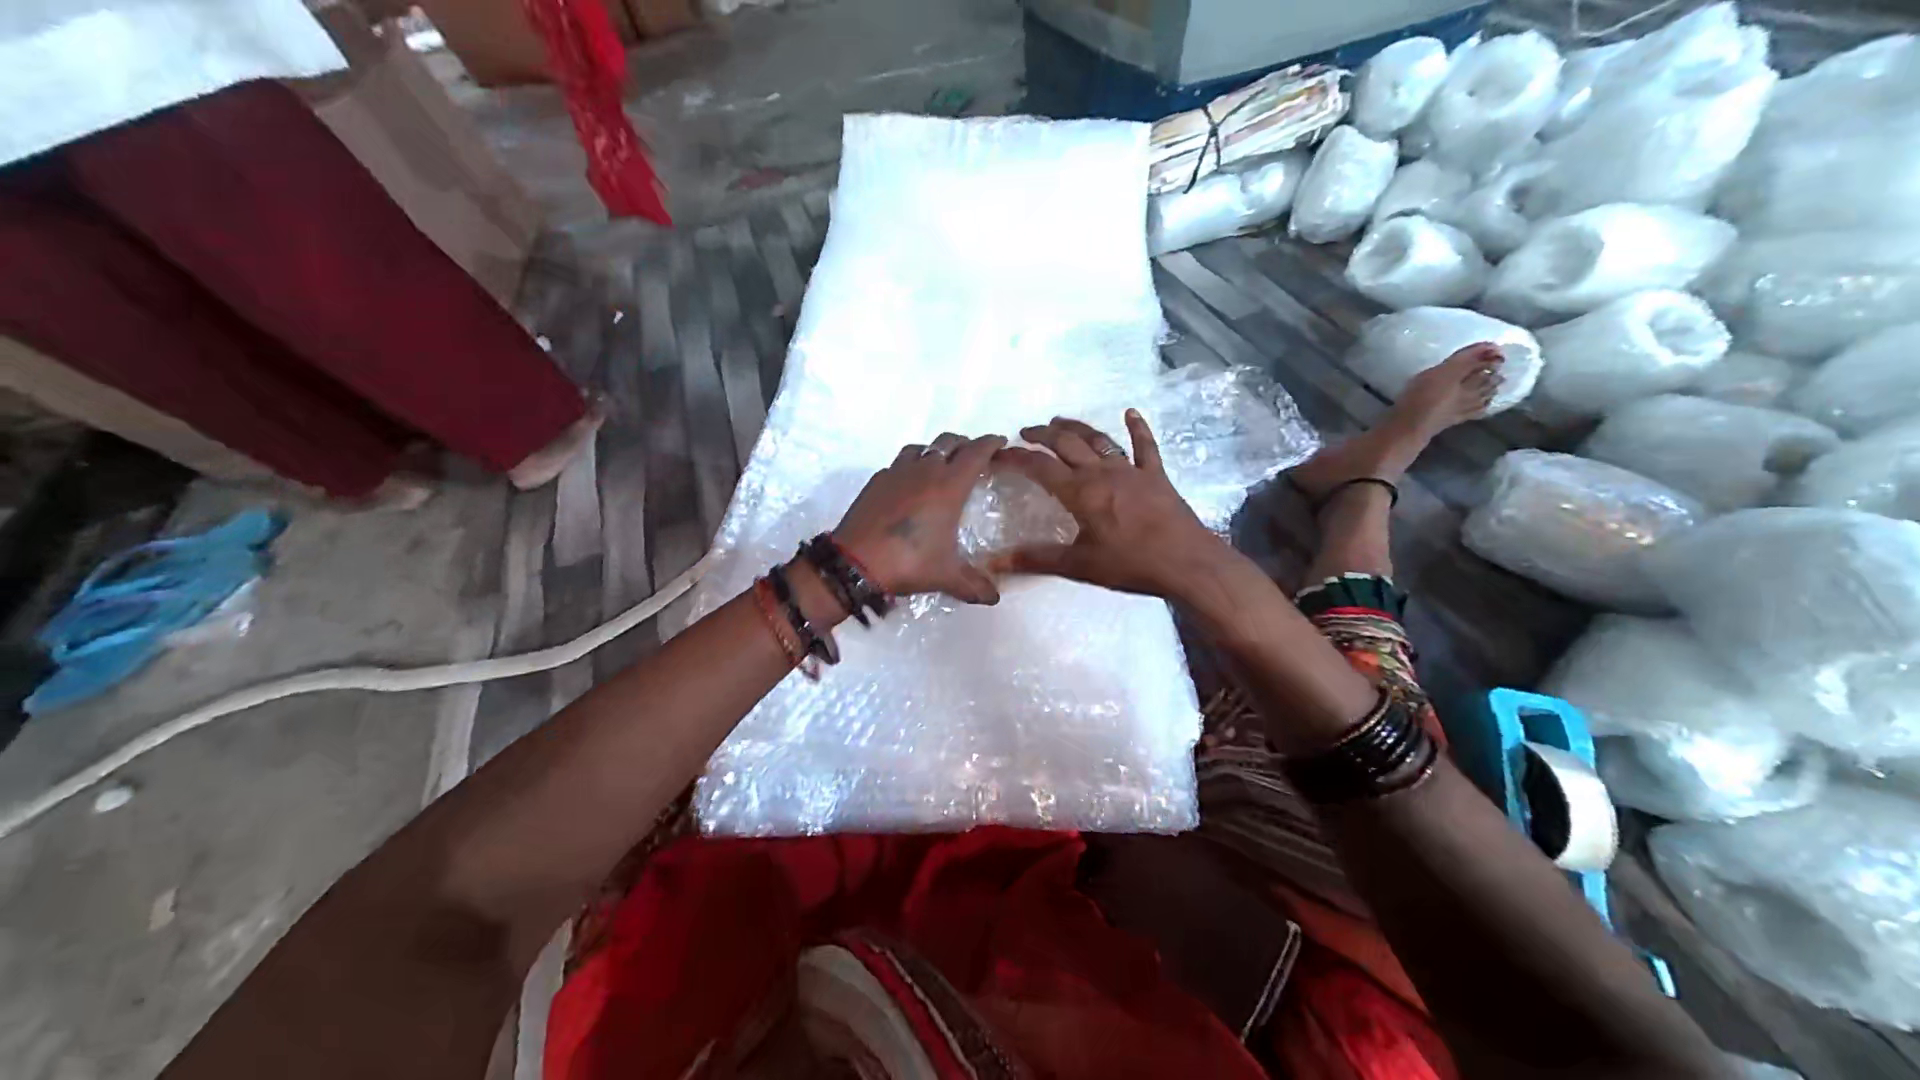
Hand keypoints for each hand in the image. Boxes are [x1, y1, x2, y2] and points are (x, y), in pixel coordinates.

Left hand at [833, 433, 1007, 603]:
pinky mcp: (876, 481)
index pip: (976, 452)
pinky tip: (909, 485)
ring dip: (935, 451)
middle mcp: (924, 470)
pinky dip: (910, 467)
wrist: (855, 561)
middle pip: (948, 442)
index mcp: (949, 485)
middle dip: (964, 444)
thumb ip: (973, 585)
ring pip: (921, 448)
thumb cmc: (909, 562)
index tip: (1000, 442)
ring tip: (940, 465)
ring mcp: (897, 472)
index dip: (990, 443)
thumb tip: (994, 598)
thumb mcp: (946, 576)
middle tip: (973, 455)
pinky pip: (898, 464)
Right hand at [990, 412, 1233, 599]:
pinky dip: (1137, 428)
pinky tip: (1131, 413)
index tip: (998, 454)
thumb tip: (994, 561)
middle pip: (1066, 444)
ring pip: (1098, 440)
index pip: (1039, 467)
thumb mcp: (1079, 565)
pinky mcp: (1156, 475)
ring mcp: (1132, 470)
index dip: (1016, 458)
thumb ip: (1036, 559)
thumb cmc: (1131, 564)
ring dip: (1077, 428)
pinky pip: (1145, 445)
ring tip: (1058, 421)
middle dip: (1042, 435)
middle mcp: (1102, 472)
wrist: (1187, 562)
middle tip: (1025, 432)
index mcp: (1080, 492)